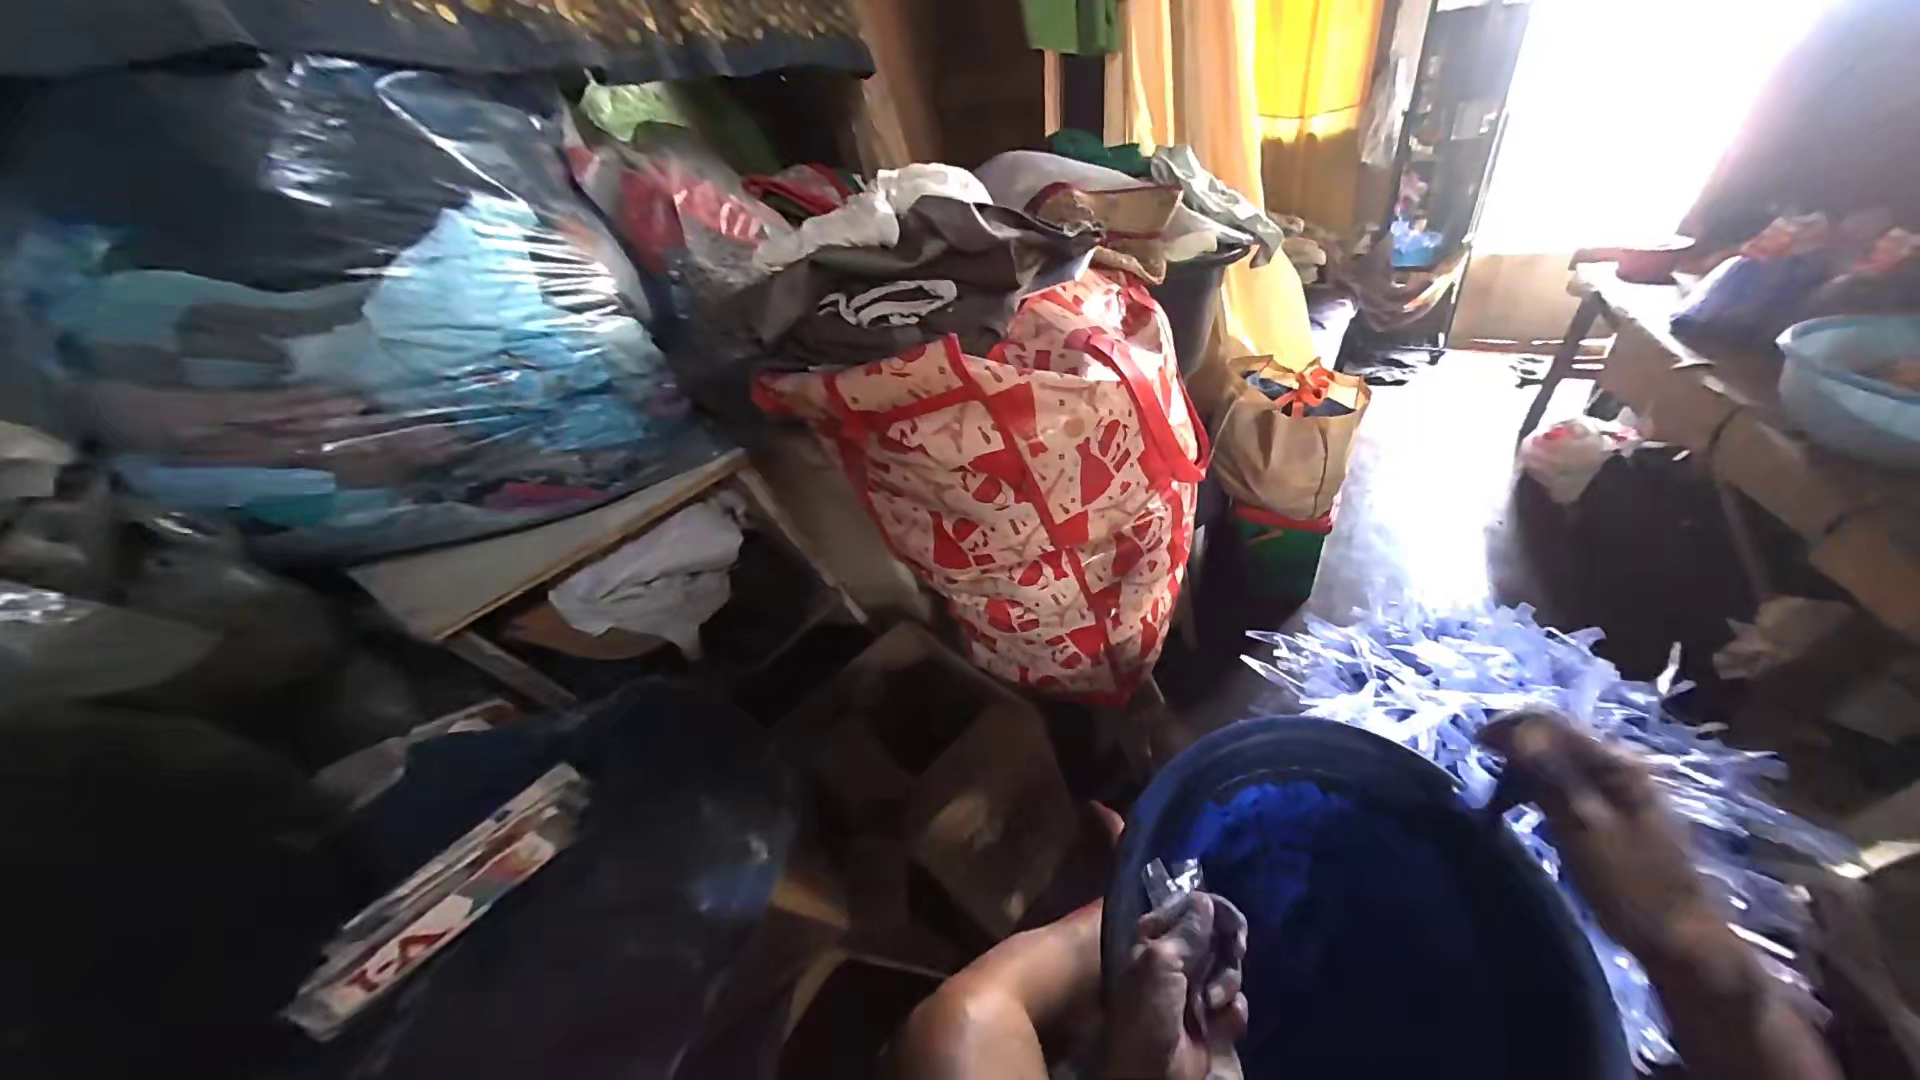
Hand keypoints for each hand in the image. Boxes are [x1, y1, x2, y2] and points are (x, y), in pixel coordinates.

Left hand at [1104, 891, 1248, 1079]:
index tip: (1231, 919)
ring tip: (1211, 1002)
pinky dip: (1232, 1012)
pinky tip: (1220, 1022)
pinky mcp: (1213, 1017)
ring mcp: (1195, 985)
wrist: (1154, 1074)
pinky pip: (1236, 1003)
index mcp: (1155, 936)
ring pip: (1228, 967)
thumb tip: (1205, 899)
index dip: (1212, 910)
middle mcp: (1176, 955)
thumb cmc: (1148, 1011)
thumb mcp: (1161, 963)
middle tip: (1235, 952)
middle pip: (1215, 935)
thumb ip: (1186, 931)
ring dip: (1226, 983)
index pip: (1188, 907)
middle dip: (1226, 947)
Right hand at [1478, 708, 1726, 969]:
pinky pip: (1559, 781)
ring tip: (1496, 797)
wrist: (1684, 944)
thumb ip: (1547, 773)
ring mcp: (1616, 789)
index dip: (1506, 725)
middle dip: (1509, 749)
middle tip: (1482, 772)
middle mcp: (1617, 767)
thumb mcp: (1581, 825)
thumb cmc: (1629, 884)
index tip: (1475, 747)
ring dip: (1517, 771)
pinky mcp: (1609, 810)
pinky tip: (1519, 807)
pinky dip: (1531, 787)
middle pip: (1548, 736)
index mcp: (1614, 764)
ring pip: (1550, 759)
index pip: (1548, 720)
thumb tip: (1510, 730)